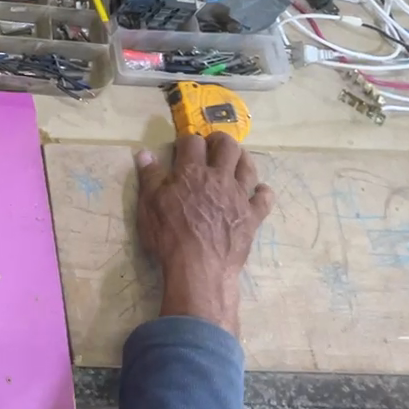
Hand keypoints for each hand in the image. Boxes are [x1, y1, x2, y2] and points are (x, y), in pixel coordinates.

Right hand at [134, 133, 273, 336]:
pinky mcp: (252, 216)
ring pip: (248, 167)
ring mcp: (239, 197)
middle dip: (219, 140)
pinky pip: (264, 198)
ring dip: (242, 158)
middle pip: (227, 147)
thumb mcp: (148, 205)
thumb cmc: (168, 235)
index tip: (181, 145)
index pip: (192, 142)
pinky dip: (262, 191)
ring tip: (235, 159)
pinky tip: (259, 190)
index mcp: (191, 172)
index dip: (186, 140)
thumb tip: (144, 153)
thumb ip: (149, 176)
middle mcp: (219, 178)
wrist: (199, 267)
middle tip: (211, 144)